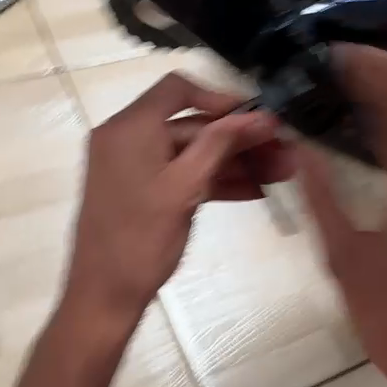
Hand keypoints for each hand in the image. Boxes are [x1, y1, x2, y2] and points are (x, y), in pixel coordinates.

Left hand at [65, 72, 295, 319]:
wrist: (103, 298)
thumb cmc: (141, 240)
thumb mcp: (186, 187)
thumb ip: (221, 144)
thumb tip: (260, 116)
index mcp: (129, 127)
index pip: (178, 89)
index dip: (221, 99)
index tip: (257, 117)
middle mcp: (126, 137)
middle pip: (191, 124)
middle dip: (239, 138)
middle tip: (283, 150)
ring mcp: (133, 165)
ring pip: (191, 152)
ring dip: (234, 161)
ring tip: (281, 173)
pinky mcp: (140, 189)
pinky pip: (181, 173)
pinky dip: (213, 180)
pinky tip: (254, 191)